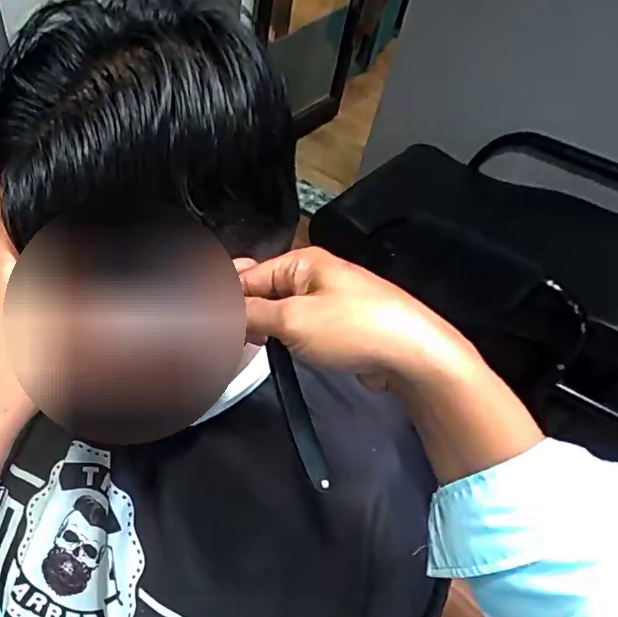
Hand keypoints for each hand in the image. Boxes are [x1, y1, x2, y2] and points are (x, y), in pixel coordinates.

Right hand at [239, 247, 541, 482]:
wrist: (410, 354)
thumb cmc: (359, 329)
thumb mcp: (293, 319)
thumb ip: (252, 314)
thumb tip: (223, 312)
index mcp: (302, 262)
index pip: (247, 275)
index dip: (225, 298)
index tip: (207, 322)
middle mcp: (312, 276)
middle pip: (259, 292)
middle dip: (241, 313)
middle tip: (225, 337)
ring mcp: (322, 301)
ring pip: (274, 311)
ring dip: (258, 327)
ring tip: (245, 343)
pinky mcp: (330, 326)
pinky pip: (292, 326)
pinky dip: (277, 337)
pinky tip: (270, 349)